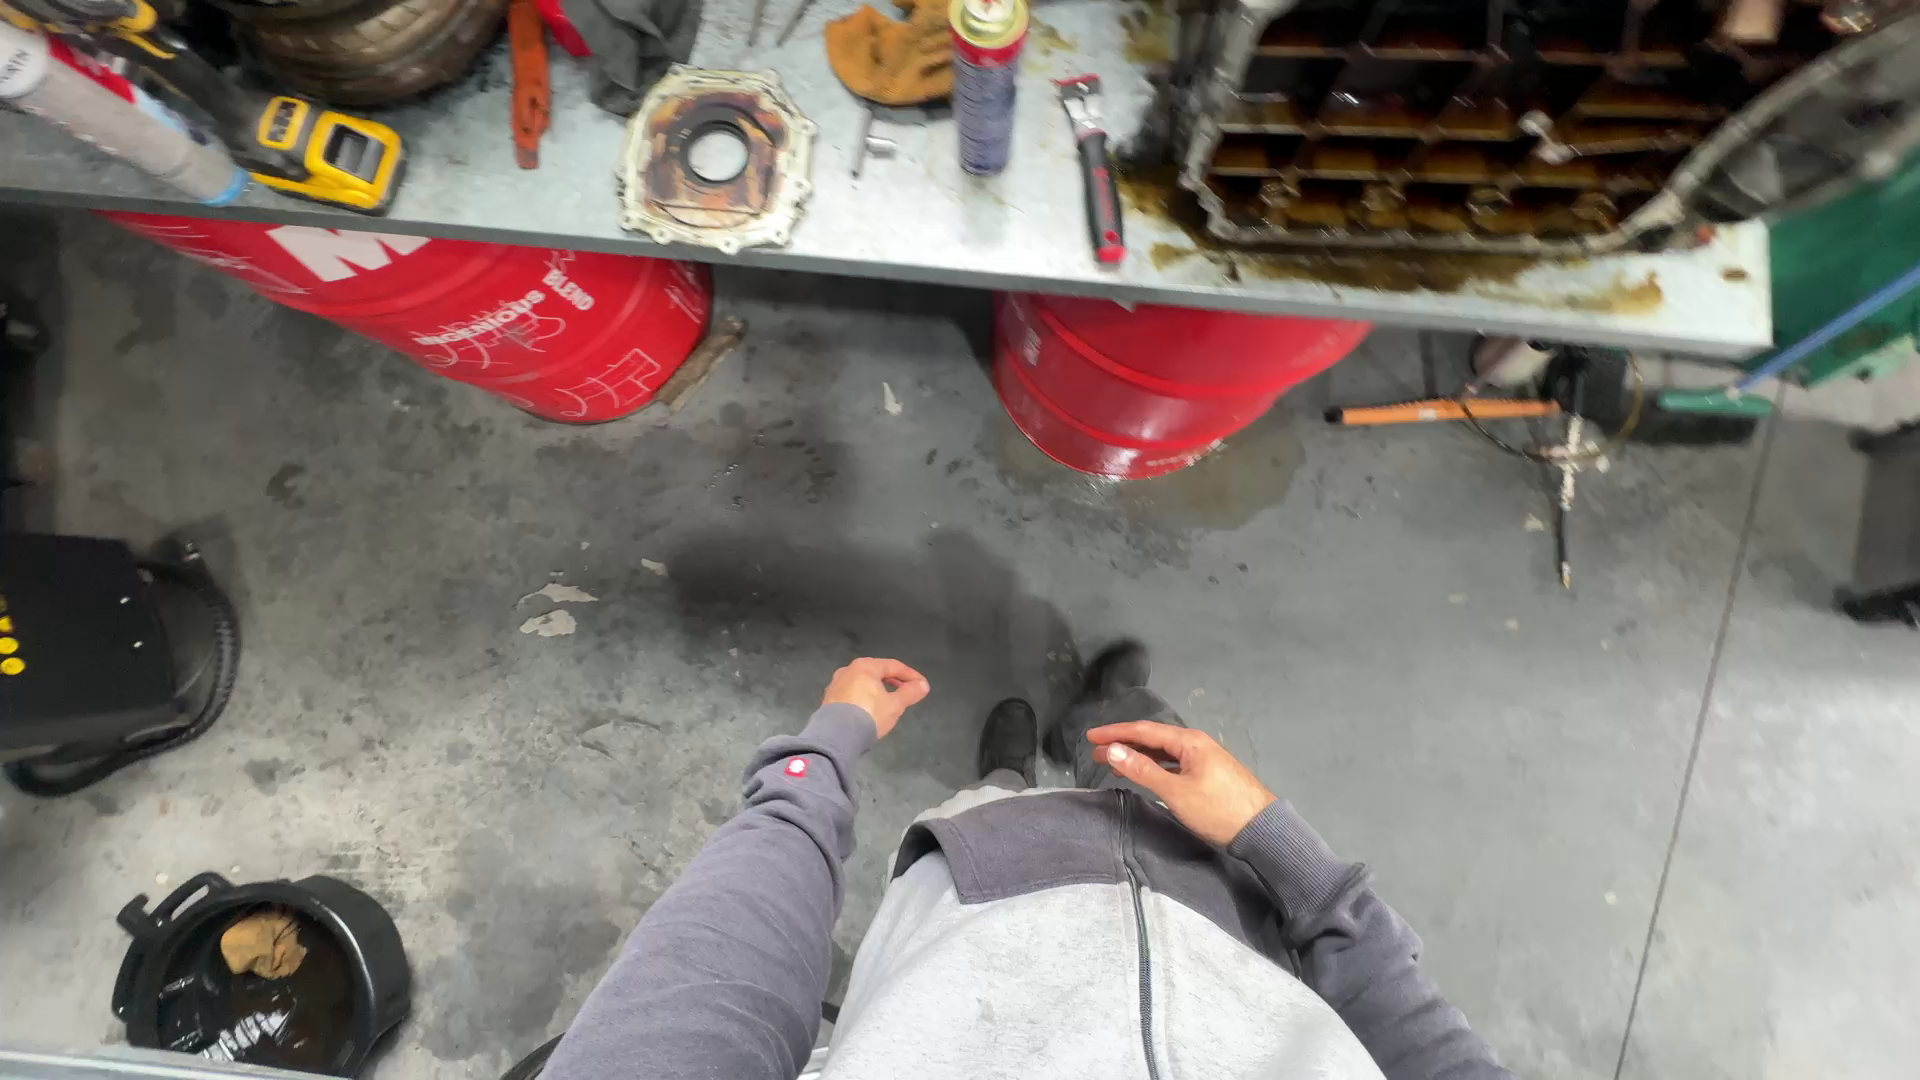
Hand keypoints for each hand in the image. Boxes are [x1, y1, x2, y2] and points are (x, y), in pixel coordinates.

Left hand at [822, 658, 929, 738]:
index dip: (911, 675)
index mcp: (865, 666)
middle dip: (894, 680)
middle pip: (877, 671)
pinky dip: (865, 696)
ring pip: (863, 682)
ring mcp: (836, 684)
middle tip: (907, 691)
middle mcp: (849, 670)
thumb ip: (910, 693)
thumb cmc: (869, 716)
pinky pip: (853, 692)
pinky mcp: (829, 698)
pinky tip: (870, 708)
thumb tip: (923, 685)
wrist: (836, 736)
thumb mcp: (894, 705)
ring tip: (890, 700)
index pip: (894, 666)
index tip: (922, 685)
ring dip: (879, 688)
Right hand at [1089, 722, 1276, 845]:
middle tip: (1096, 753)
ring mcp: (1203, 758)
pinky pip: (1172, 762)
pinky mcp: (1207, 773)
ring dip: (1138, 756)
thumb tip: (1112, 750)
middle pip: (1152, 738)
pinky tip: (1144, 774)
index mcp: (1188, 741)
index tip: (1090, 737)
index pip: (1143, 731)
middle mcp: (1195, 743)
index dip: (1114, 733)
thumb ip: (1142, 770)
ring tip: (1115, 764)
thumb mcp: (1175, 792)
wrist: (1264, 831)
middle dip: (1123, 744)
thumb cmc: (1218, 809)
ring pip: (1162, 751)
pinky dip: (1153, 766)